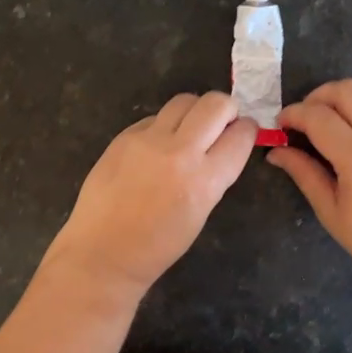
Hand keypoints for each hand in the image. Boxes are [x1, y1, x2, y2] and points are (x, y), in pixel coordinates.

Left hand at [43, 92, 257, 297]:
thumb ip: (215, 174)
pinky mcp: (124, 136)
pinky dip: (164, 126)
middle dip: (226, 109)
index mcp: (205, 180)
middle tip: (221, 124)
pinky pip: (155, 117)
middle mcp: (180, 152)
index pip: (241, 135)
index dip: (248, 130)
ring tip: (189, 130)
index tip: (244, 131)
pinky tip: (157, 147)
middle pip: (216, 104)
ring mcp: (148, 140)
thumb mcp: (201, 212)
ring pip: (184, 100)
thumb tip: (224, 143)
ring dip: (195, 111)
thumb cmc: (158, 245)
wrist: (103, 252)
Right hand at [268, 80, 351, 296]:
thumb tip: (276, 150)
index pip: (318, 116)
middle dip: (319, 96)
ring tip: (336, 120)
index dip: (294, 114)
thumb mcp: (331, 211)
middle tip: (308, 116)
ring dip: (348, 99)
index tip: (283, 123)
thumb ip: (303, 173)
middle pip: (347, 90)